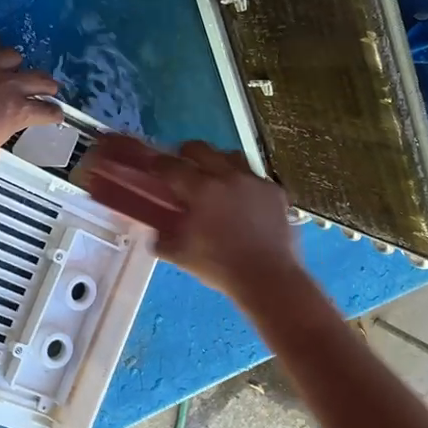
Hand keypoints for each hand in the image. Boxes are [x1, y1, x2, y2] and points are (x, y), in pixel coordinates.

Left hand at [0, 31, 61, 174]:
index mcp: (17, 113)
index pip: (47, 110)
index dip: (54, 114)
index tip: (55, 114)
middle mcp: (8, 85)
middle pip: (39, 78)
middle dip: (47, 85)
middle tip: (49, 88)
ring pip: (14, 55)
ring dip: (16, 65)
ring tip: (12, 69)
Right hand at [84, 137, 300, 296]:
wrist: (268, 278)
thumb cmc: (219, 266)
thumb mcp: (180, 256)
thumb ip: (161, 239)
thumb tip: (153, 232)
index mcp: (200, 190)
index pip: (171, 166)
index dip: (157, 163)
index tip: (152, 165)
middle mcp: (226, 176)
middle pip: (200, 149)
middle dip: (186, 153)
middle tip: (182, 164)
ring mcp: (254, 181)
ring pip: (231, 156)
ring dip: (218, 161)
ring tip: (215, 177)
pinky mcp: (274, 191)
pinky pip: (255, 176)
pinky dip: (244, 183)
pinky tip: (243, 198)